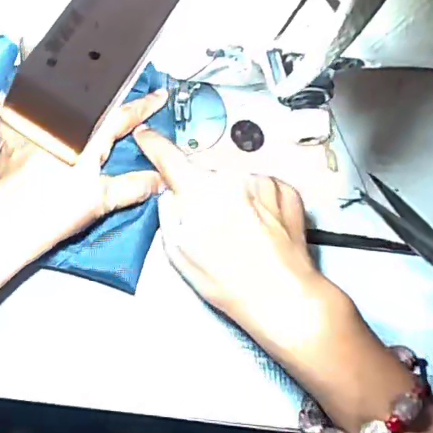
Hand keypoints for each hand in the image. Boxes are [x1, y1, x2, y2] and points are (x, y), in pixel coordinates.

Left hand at [0, 90, 169, 266]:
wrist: (13, 218)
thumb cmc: (56, 209)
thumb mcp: (102, 200)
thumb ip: (133, 186)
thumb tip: (159, 181)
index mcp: (88, 136)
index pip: (123, 116)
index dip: (144, 106)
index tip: (158, 96)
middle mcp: (61, 124)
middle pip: (89, 102)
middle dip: (107, 95)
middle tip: (119, 88)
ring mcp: (34, 128)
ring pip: (50, 98)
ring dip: (61, 90)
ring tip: (71, 77)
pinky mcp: (9, 137)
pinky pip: (6, 113)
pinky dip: (8, 103)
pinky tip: (6, 95)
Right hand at [134, 126, 362, 350]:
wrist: (285, 297)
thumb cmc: (235, 283)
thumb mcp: (179, 252)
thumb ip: (168, 213)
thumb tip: (170, 196)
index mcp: (199, 191)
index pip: (167, 155)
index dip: (152, 143)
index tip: (146, 136)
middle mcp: (231, 178)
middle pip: (204, 171)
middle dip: (201, 190)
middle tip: (209, 225)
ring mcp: (261, 182)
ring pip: (233, 179)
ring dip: (231, 196)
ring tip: (239, 232)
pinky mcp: (285, 190)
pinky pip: (259, 187)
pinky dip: (255, 202)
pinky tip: (257, 228)